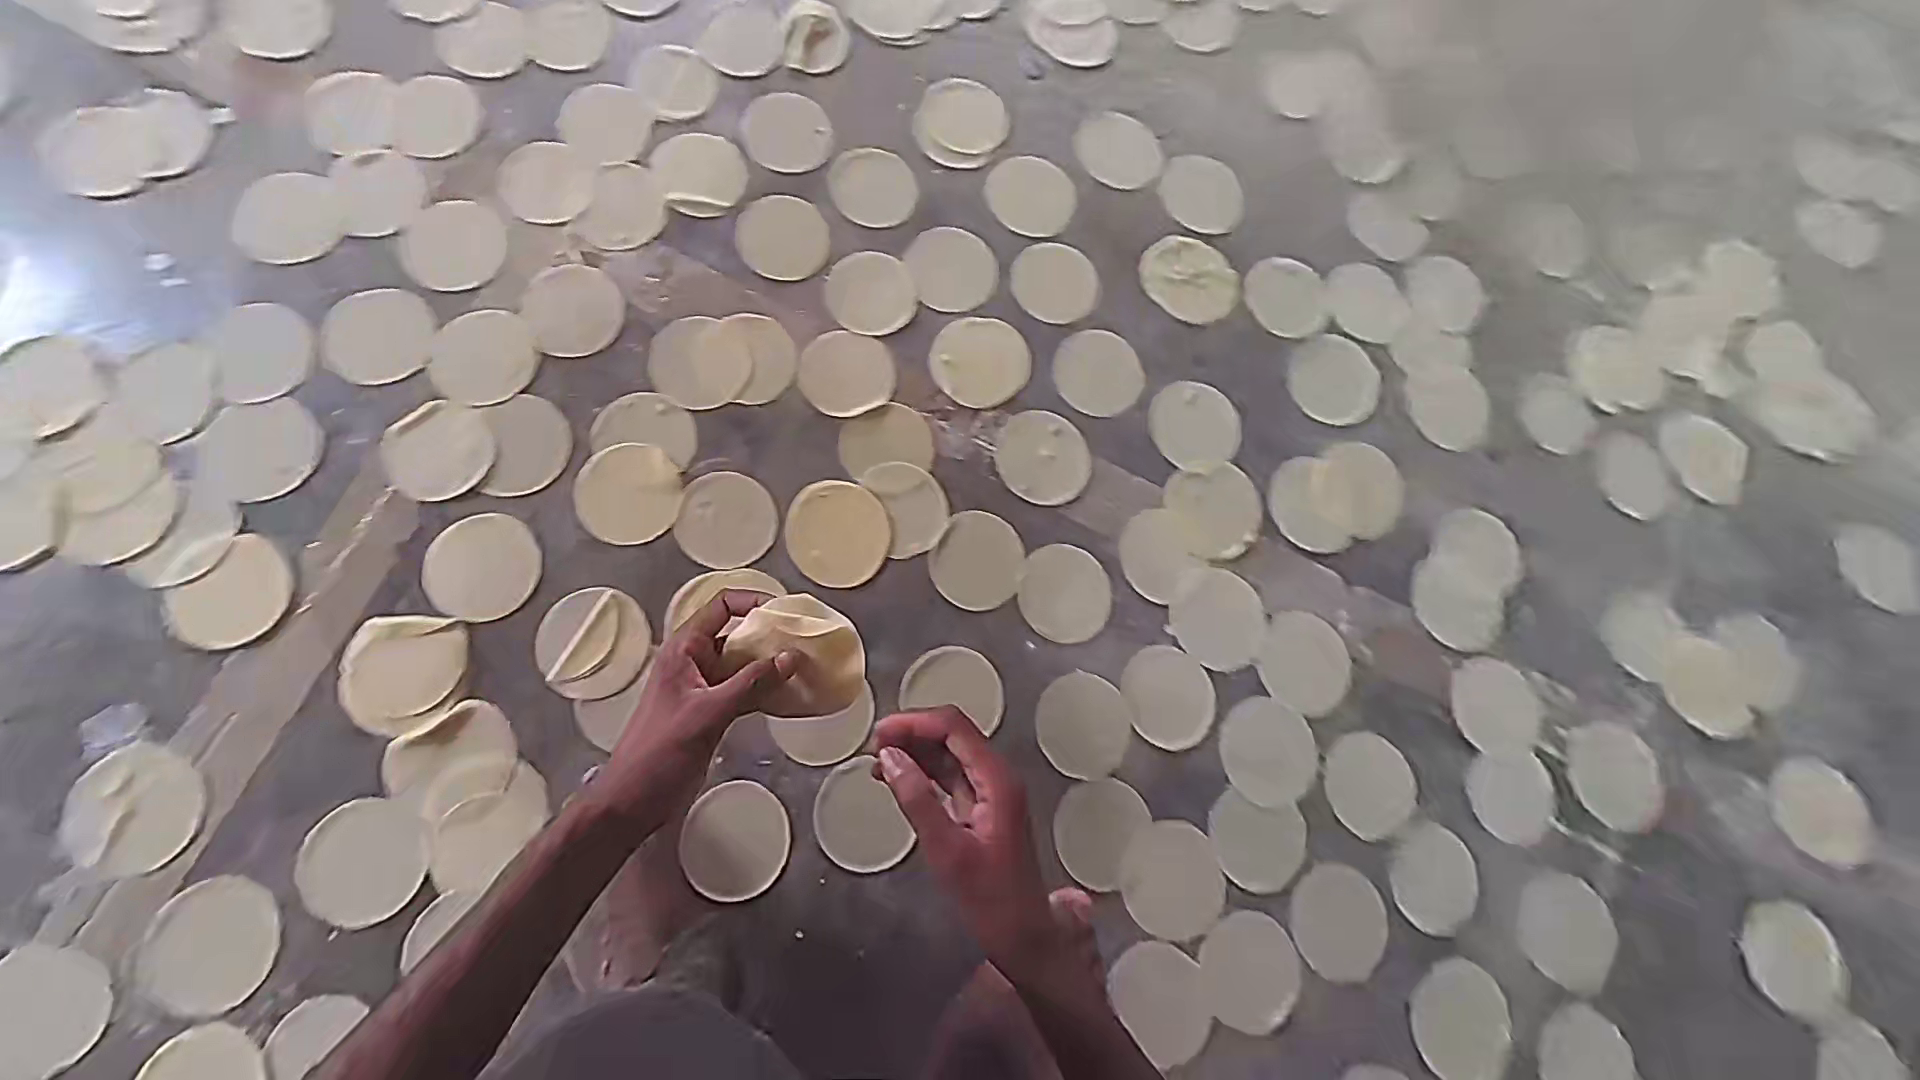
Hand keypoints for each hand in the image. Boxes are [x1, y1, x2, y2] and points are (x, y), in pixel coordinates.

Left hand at [591, 590, 793, 826]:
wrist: (632, 802)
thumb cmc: (659, 751)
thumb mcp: (708, 712)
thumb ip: (751, 683)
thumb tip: (791, 657)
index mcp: (684, 650)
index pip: (721, 606)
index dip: (752, 601)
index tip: (785, 612)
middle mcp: (695, 662)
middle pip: (737, 632)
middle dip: (770, 633)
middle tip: (804, 639)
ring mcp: (705, 687)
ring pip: (744, 662)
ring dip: (772, 662)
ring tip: (805, 664)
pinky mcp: (713, 710)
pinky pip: (746, 688)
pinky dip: (767, 687)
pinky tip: (790, 693)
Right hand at [872, 707, 1076, 989]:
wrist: (1024, 938)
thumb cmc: (990, 899)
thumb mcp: (947, 851)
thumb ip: (917, 800)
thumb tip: (888, 758)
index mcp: (996, 778)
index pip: (954, 727)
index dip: (915, 722)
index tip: (880, 733)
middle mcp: (996, 775)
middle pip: (952, 734)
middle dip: (912, 733)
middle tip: (873, 747)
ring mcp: (990, 790)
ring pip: (949, 753)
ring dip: (915, 751)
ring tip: (878, 760)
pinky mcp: (981, 806)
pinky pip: (949, 776)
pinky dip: (923, 772)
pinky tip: (897, 779)